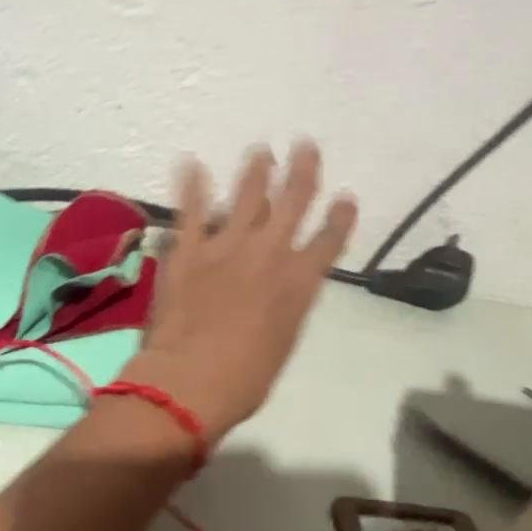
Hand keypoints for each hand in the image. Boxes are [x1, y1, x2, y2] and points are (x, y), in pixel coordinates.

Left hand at [117, 141, 357, 438]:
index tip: (345, 199)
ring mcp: (225, 247)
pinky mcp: (187, 252)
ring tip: (261, 152)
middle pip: (293, 200)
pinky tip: (191, 164)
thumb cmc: (240, 383)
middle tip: (305, 147)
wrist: (188, 383)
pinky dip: (191, 185)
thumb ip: (284, 312)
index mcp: (299, 284)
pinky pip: (190, 210)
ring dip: (256, 171)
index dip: (340, 217)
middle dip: (302, 170)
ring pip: (247, 195)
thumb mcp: (280, 348)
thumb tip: (278, 298)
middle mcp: (268, 255)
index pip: (329, 240)